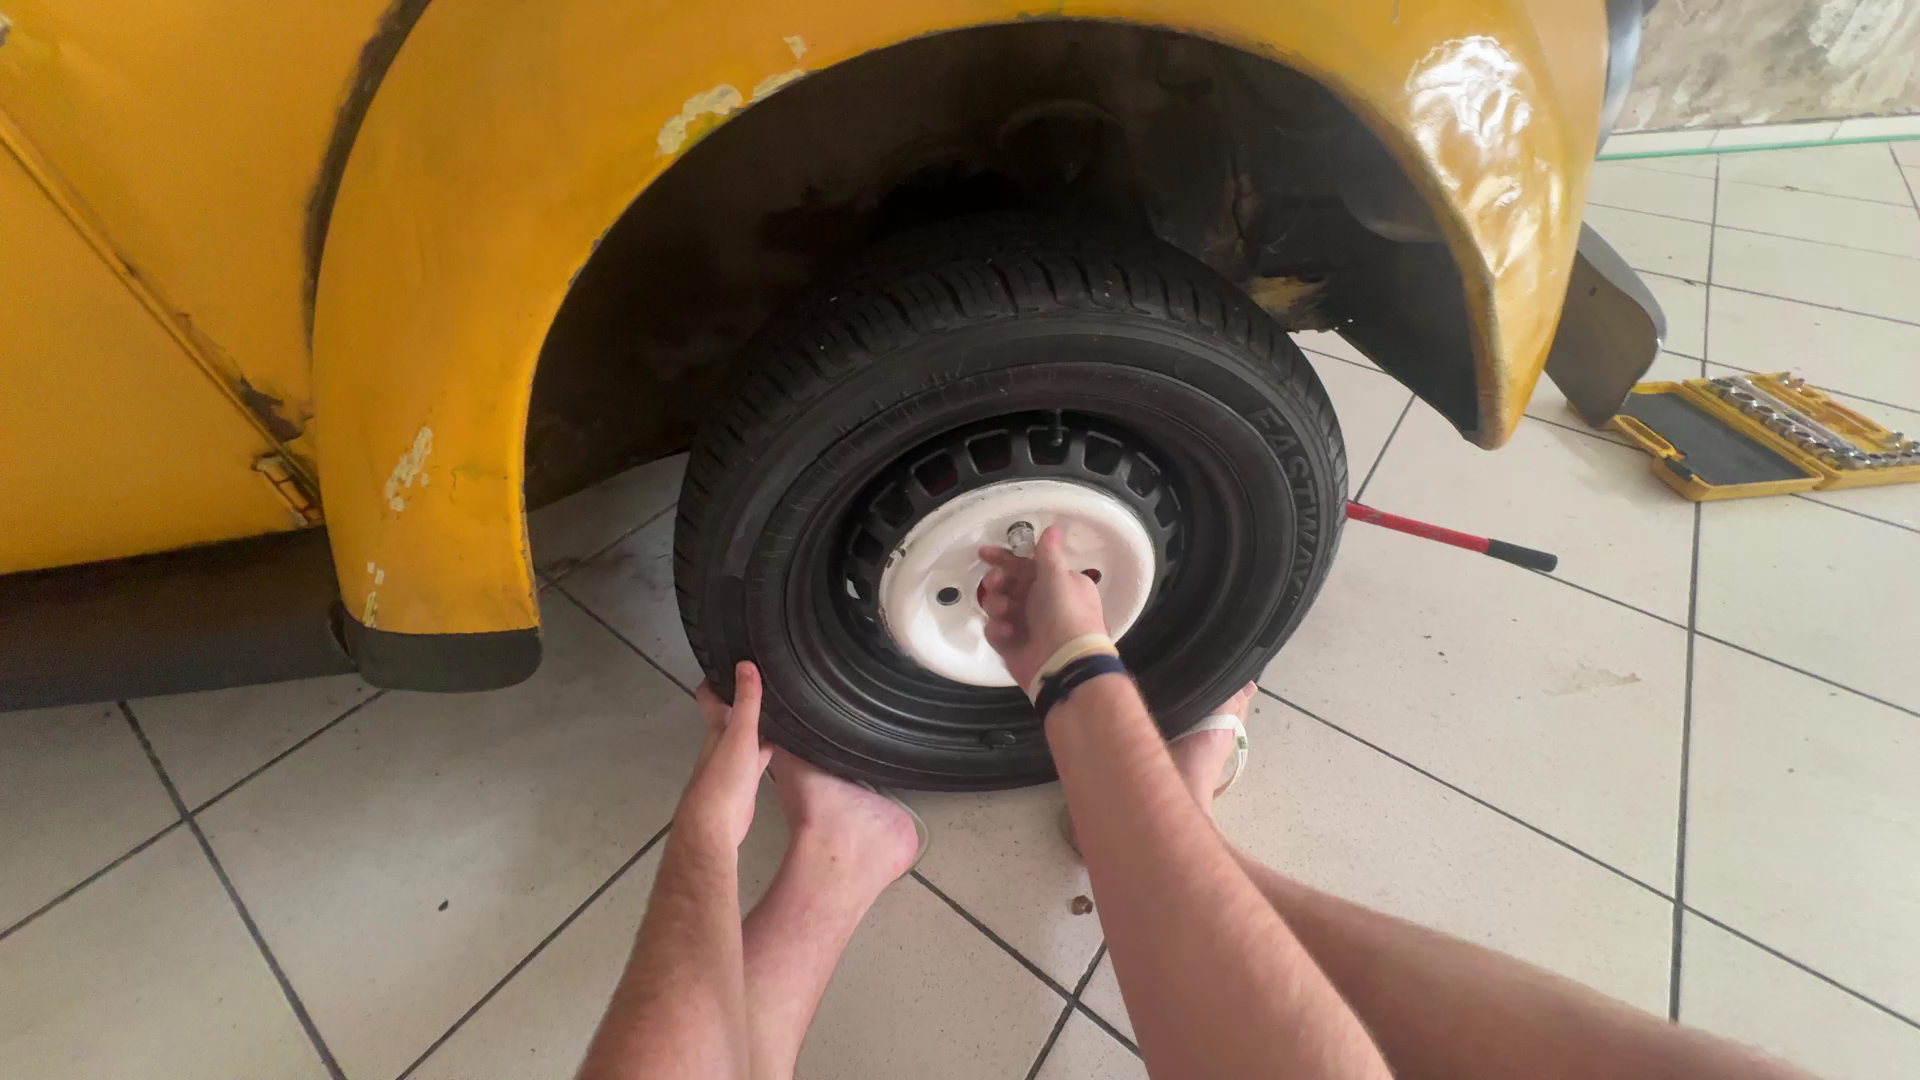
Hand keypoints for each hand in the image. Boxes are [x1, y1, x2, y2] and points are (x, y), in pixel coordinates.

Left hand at [679, 662, 773, 848]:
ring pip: (746, 735)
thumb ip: (746, 701)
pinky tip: (781, 743)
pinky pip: (758, 757)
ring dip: (758, 722)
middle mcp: (721, 742)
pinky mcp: (745, 781)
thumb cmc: (724, 777)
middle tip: (763, 678)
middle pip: (731, 714)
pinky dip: (768, 747)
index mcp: (716, 728)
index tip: (725, 659)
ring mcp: (733, 762)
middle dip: (742, 697)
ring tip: (779, 705)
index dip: (714, 678)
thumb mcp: (739, 733)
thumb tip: (745, 664)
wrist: (715, 825)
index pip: (710, 696)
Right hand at [977, 526, 1108, 688]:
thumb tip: (1053, 529)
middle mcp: (1041, 602)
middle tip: (995, 584)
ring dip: (997, 605)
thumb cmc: (1065, 613)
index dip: (1004, 558)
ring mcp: (1025, 624)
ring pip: (997, 606)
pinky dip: (998, 630)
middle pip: (1007, 584)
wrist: (1065, 662)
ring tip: (1004, 613)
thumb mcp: (1058, 577)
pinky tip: (1008, 633)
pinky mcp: (1012, 644)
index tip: (984, 554)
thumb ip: (1048, 553)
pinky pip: (995, 630)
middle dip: (997, 582)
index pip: (1025, 565)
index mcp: (1055, 583)